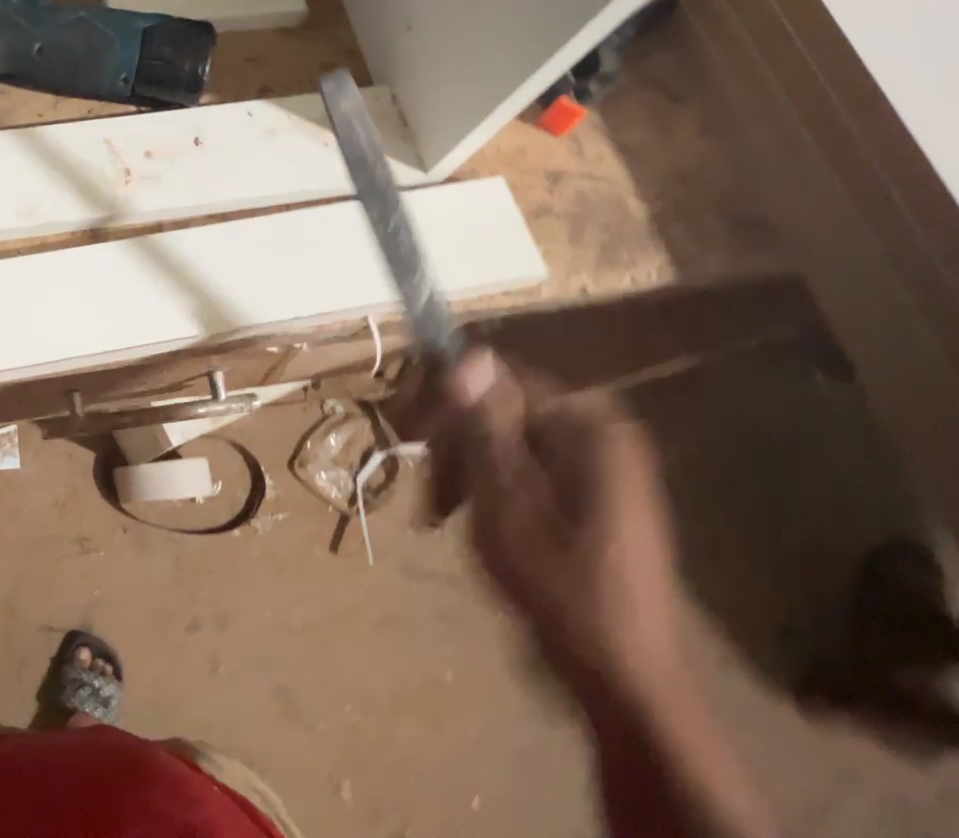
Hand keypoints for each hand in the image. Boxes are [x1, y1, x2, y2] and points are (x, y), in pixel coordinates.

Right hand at [424, 349, 683, 703]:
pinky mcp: (590, 497)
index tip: (403, 430)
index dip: (444, 396)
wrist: (619, 669)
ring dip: (461, 469)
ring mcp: (597, 468)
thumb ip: (485, 425)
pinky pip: (522, 469)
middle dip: (451, 442)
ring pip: (503, 442)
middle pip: (499, 410)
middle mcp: (596, 436)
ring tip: (437, 515)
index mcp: (586, 429)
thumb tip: (468, 354)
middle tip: (423, 489)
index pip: (499, 379)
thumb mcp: (505, 499)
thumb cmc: (557, 583)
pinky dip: (486, 488)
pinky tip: (465, 519)